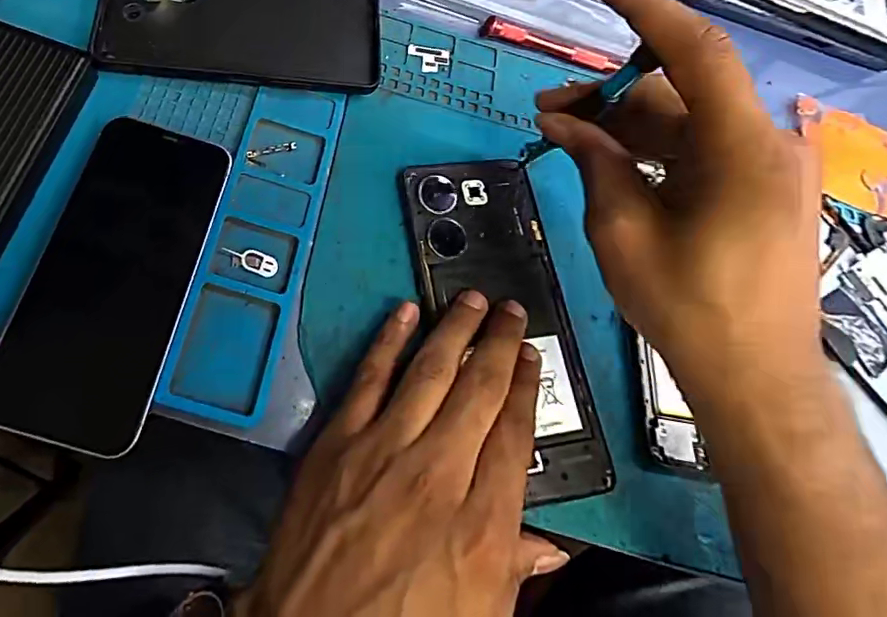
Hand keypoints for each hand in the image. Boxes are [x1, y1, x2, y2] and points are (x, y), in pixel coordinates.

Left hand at [235, 293, 566, 616]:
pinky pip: (370, 377)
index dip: (526, 388)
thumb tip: (547, 546)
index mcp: (479, 525)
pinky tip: (405, 314)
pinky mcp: (339, 440)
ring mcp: (384, 450)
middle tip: (511, 313)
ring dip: (454, 329)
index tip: (531, 359)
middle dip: (499, 344)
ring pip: (430, 371)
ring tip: (472, 301)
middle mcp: (437, 475)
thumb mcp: (477, 614)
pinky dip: (389, 340)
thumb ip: (512, 567)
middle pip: (479, 391)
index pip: (514, 434)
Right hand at [534, 0, 822, 407]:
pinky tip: (606, 157)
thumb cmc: (690, 308)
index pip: (696, 51)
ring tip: (566, 134)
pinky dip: (650, 144)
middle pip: (677, 89)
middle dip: (609, 92)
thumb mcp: (623, 229)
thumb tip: (564, 120)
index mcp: (743, 148)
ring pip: (682, 116)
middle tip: (549, 108)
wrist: (756, 379)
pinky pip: (696, 144)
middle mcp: (765, 142)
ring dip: (623, 121)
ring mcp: (766, 163)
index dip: (645, 10)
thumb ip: (596, 160)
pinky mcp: (758, 183)